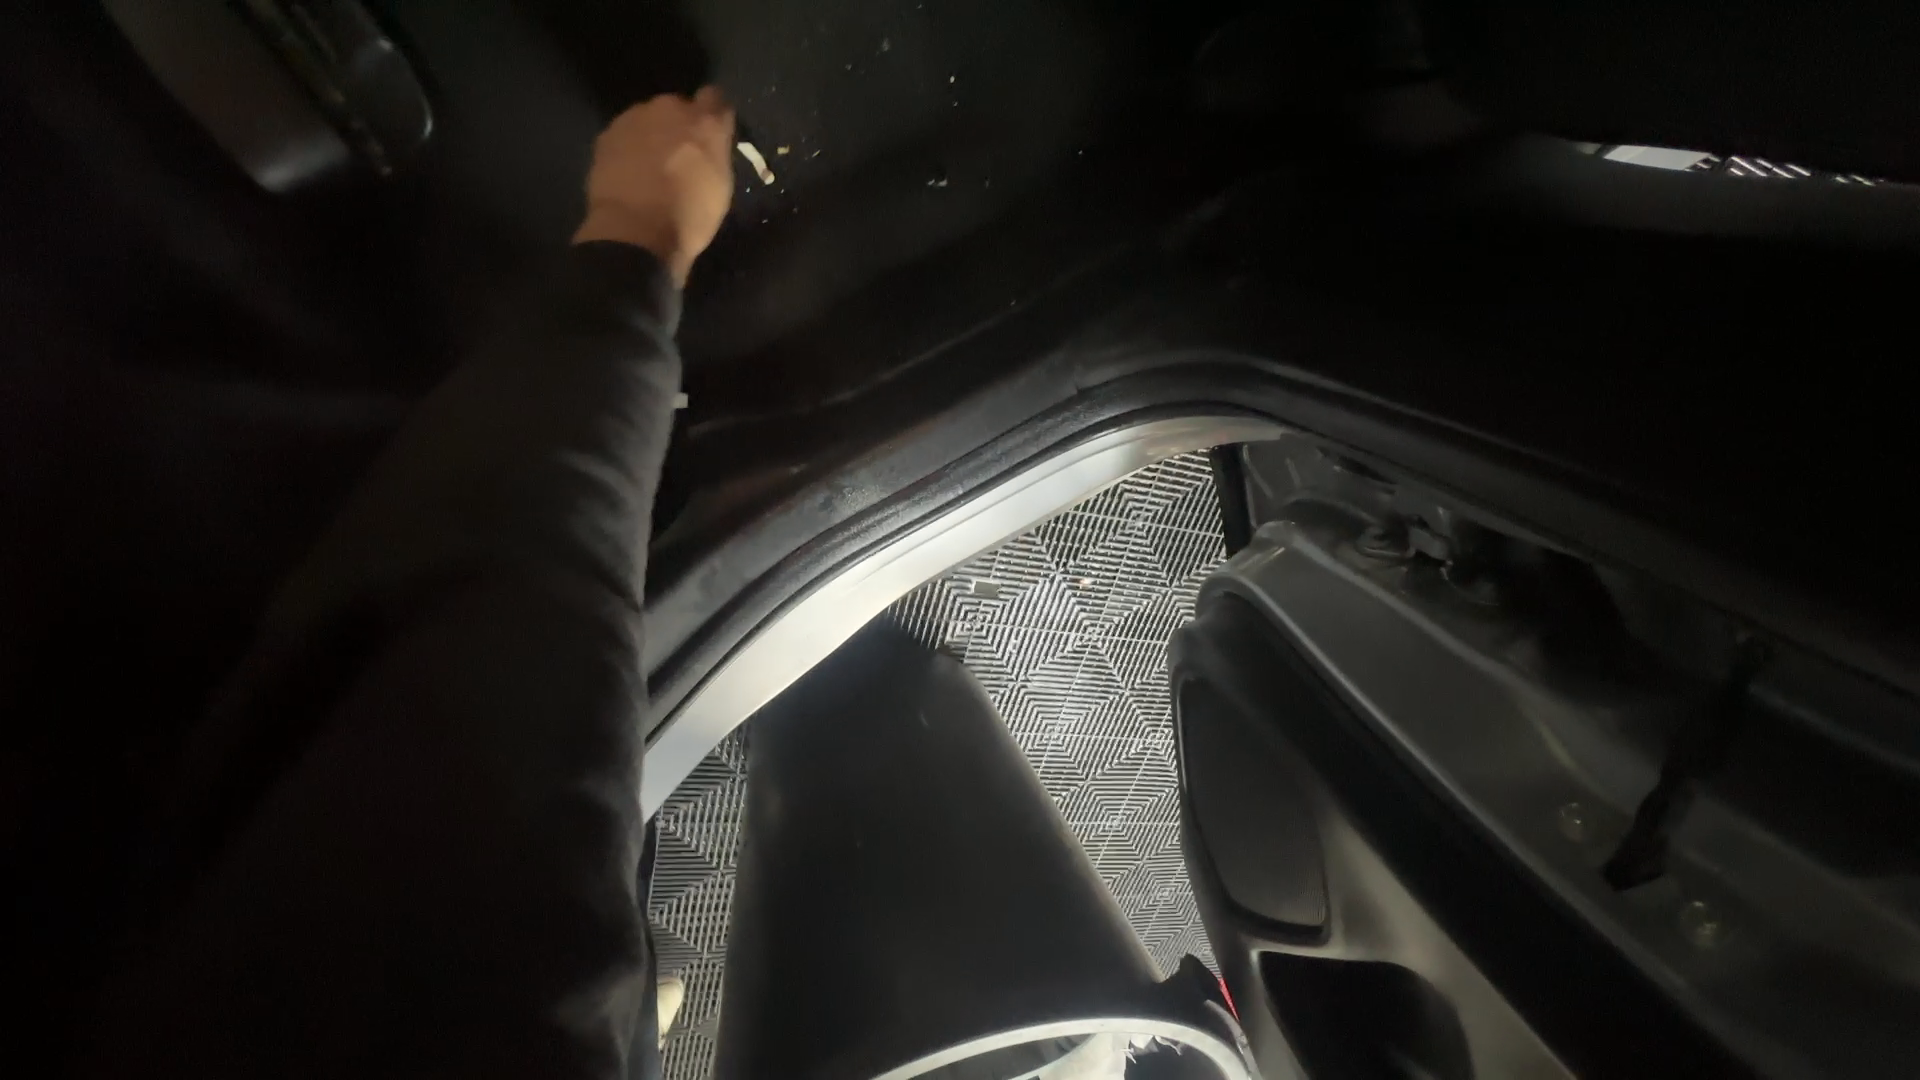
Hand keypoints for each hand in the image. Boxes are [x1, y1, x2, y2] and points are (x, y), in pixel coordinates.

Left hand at [573, 87, 735, 283]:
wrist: (636, 232)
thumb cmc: (691, 216)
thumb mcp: (721, 187)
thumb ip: (716, 153)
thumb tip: (712, 140)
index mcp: (704, 122)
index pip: (716, 98)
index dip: (716, 114)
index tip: (716, 133)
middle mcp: (669, 108)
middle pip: (679, 106)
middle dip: (682, 125)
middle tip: (683, 157)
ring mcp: (634, 118)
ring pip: (650, 118)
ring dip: (655, 135)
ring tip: (655, 168)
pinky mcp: (608, 134)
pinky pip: (626, 135)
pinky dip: (632, 148)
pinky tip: (633, 174)